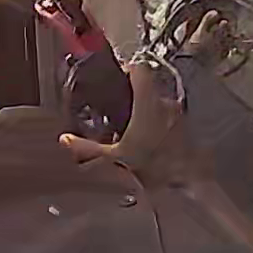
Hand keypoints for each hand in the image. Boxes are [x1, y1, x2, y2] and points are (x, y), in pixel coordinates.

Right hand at [59, 59, 209, 186]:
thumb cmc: (152, 166)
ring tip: (133, 125)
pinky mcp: (187, 126)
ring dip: (148, 108)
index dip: (128, 69)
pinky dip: (159, 120)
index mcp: (147, 103)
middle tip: (120, 105)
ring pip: (160, 100)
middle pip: (149, 84)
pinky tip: (149, 138)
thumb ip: (87, 147)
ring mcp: (179, 114)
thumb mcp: (114, 158)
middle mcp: (165, 104)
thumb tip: (65, 140)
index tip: (118, 79)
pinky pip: (169, 115)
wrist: (185, 183)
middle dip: (135, 92)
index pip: (141, 69)